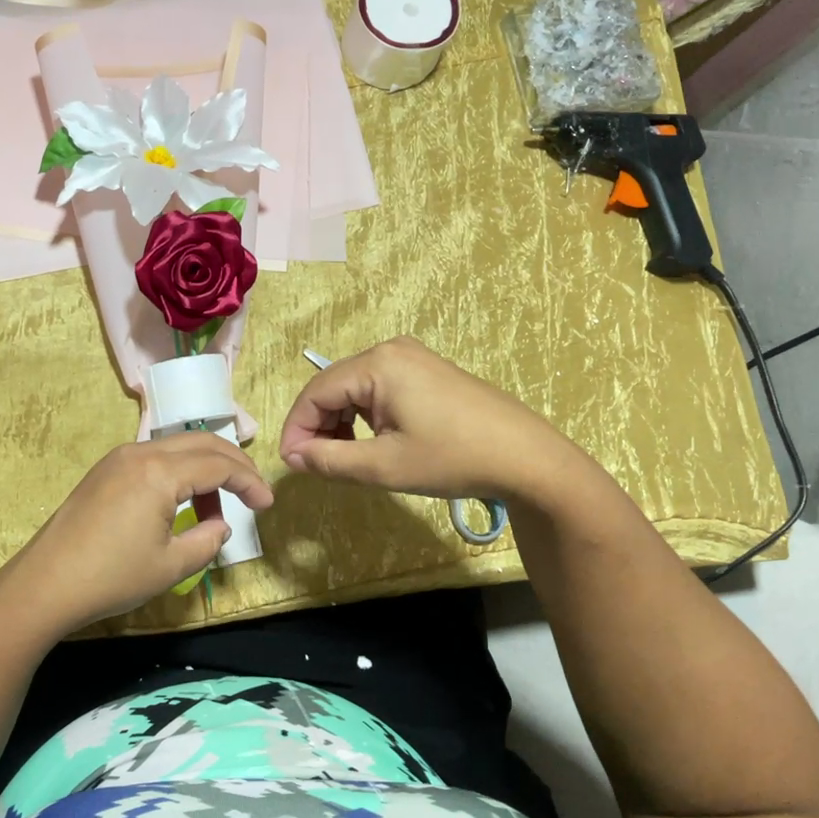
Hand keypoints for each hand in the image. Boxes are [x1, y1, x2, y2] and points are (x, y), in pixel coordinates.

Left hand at [0, 432, 273, 638]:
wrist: (45, 583)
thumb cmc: (111, 577)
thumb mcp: (171, 566)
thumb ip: (206, 540)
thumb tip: (219, 524)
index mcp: (159, 471)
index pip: (219, 464)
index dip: (250, 482)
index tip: (268, 505)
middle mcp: (139, 452)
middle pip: (201, 443)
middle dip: (234, 465)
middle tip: (253, 495)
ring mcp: (117, 458)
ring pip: (177, 448)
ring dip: (204, 470)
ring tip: (213, 512)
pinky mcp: (104, 471)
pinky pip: (154, 458)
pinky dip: (178, 473)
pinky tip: (180, 505)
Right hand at [278, 336, 581, 502]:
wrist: (527, 458)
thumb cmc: (452, 459)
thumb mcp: (383, 466)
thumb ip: (329, 460)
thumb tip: (292, 458)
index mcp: (377, 365)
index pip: (314, 393)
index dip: (296, 429)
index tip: (292, 465)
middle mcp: (390, 351)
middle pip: (332, 387)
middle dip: (316, 426)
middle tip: (314, 466)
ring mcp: (411, 359)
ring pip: (353, 389)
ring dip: (338, 423)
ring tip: (341, 459)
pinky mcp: (425, 372)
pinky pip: (376, 390)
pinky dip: (362, 417)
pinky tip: (370, 443)